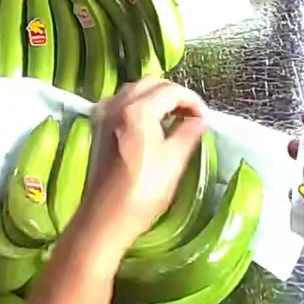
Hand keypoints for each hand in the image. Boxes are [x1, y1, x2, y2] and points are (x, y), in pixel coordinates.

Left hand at [74, 80, 207, 255]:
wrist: (104, 219)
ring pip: (136, 90)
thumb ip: (189, 133)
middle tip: (191, 114)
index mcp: (138, 110)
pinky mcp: (99, 128)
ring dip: (157, 97)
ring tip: (174, 117)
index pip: (172, 91)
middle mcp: (118, 105)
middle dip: (174, 94)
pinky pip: (122, 102)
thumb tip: (200, 120)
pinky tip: (151, 123)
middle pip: (152, 83)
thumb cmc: (142, 191)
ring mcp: (105, 115)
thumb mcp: (174, 160)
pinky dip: (140, 104)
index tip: (204, 117)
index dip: (192, 100)